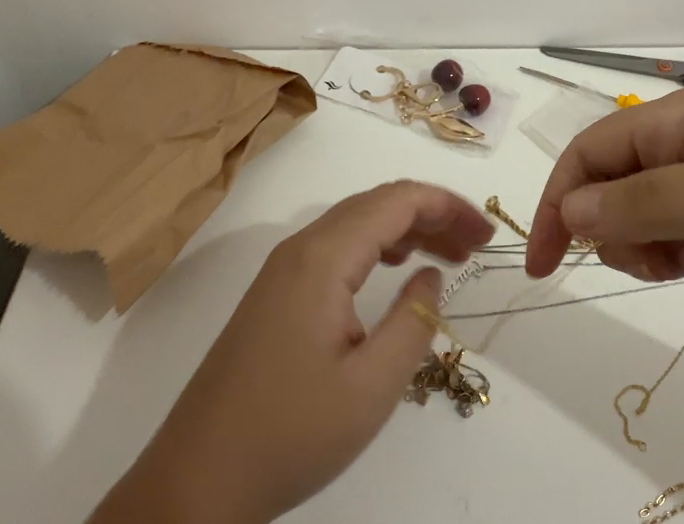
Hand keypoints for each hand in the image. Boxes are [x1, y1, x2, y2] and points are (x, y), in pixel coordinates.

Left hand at [93, 181, 492, 523]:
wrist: (196, 482)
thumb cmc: (290, 433)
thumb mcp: (372, 386)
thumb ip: (414, 320)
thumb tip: (431, 274)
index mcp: (322, 259)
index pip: (396, 200)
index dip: (447, 206)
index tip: (487, 234)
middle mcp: (298, 250)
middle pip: (375, 205)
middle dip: (432, 215)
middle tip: (476, 245)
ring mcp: (280, 273)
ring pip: (354, 226)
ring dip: (406, 231)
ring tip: (449, 257)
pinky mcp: (273, 298)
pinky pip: (335, 251)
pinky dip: (376, 249)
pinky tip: (395, 272)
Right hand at [526, 89, 683, 297]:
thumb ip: (644, 203)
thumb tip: (570, 208)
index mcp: (683, 123)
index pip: (590, 155)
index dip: (558, 205)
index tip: (550, 270)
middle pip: (624, 193)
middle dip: (632, 238)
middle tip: (677, 260)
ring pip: (667, 223)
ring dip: (680, 254)